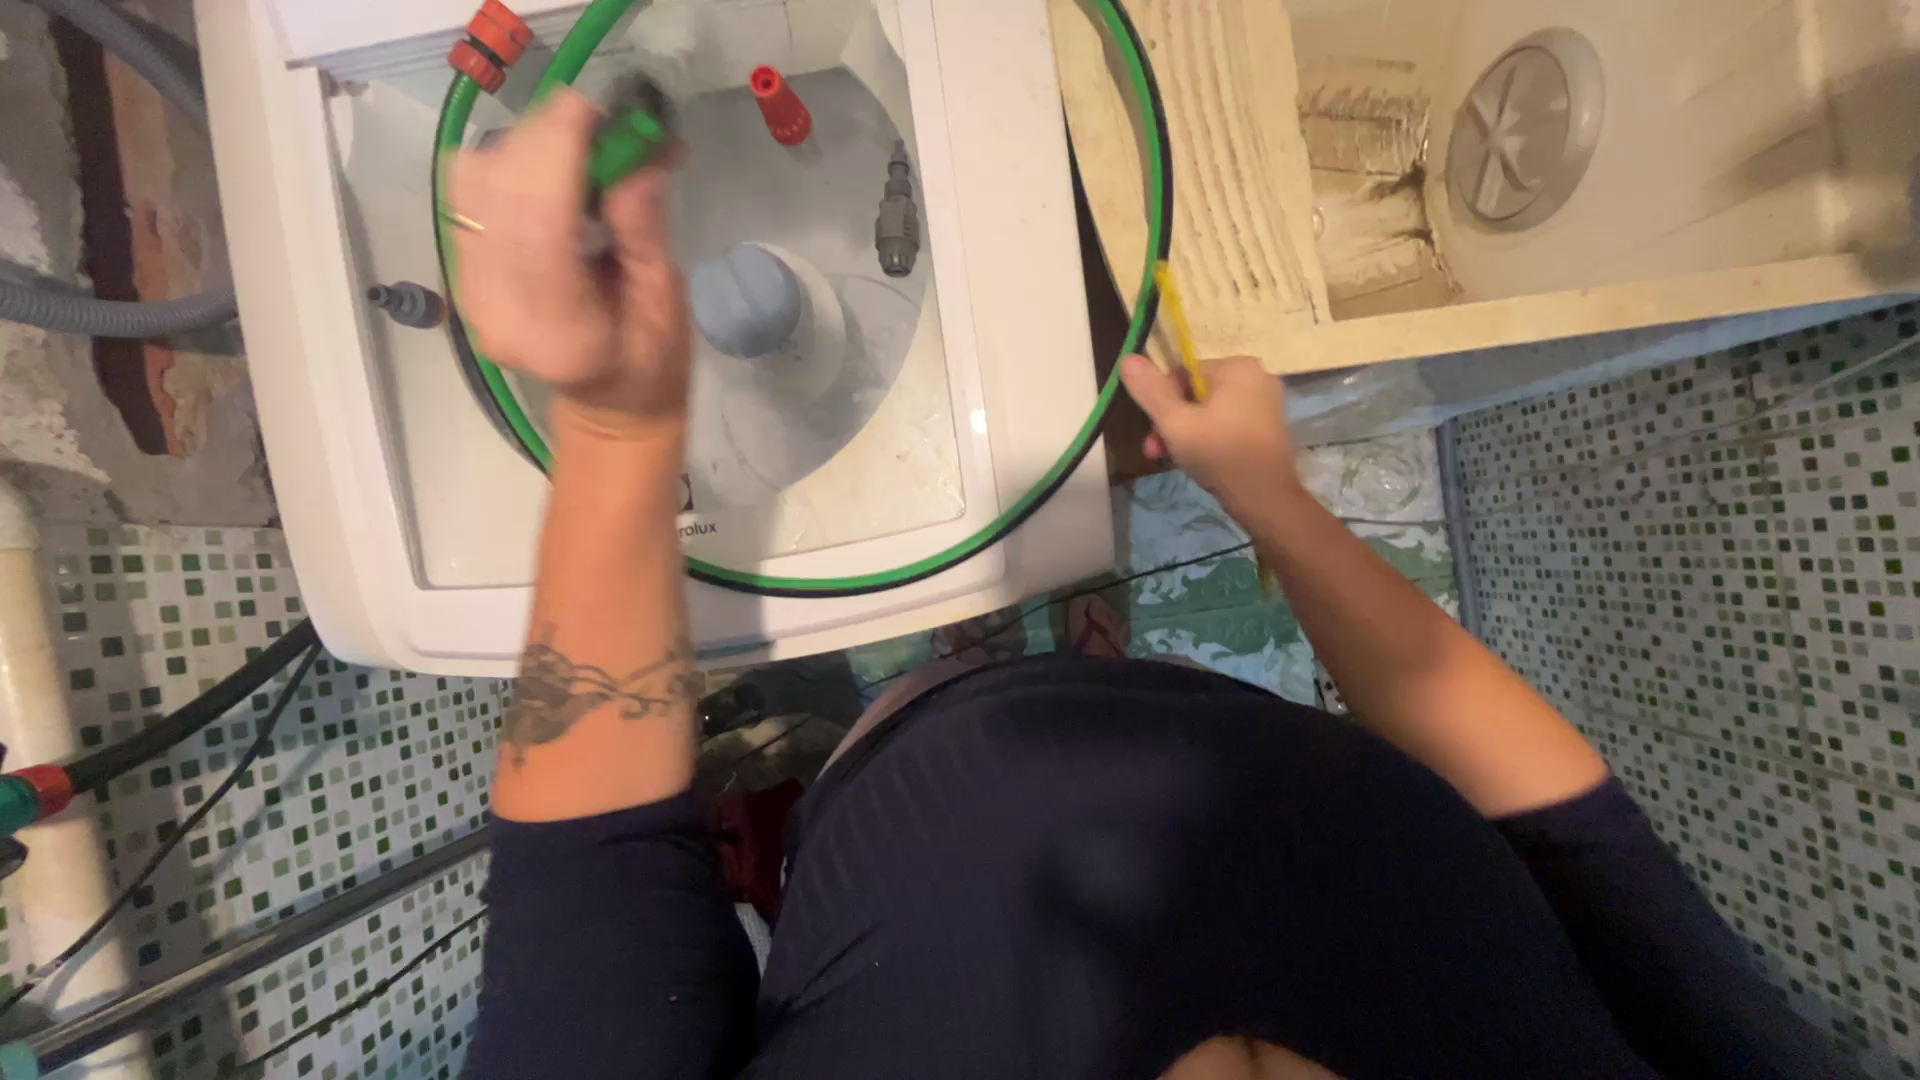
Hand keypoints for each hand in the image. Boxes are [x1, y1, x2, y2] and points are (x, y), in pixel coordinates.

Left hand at [448, 90, 689, 431]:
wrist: (611, 404)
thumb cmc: (652, 364)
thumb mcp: (667, 305)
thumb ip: (643, 231)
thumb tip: (635, 155)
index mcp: (557, 330)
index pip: (537, 220)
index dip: (559, 150)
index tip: (598, 109)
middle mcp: (496, 308)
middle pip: (497, 190)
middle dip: (547, 137)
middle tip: (602, 124)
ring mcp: (469, 290)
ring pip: (472, 181)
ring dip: (525, 146)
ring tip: (579, 152)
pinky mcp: (461, 271)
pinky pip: (468, 193)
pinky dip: (509, 165)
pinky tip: (550, 174)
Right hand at [1118, 354, 1302, 516]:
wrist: (1265, 497)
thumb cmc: (1219, 453)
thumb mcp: (1174, 422)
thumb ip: (1149, 390)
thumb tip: (1128, 358)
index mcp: (1237, 367)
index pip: (1182, 374)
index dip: (1162, 402)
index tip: (1154, 432)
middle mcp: (1256, 376)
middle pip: (1194, 394)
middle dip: (1171, 423)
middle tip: (1157, 451)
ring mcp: (1265, 402)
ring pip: (1208, 412)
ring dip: (1185, 434)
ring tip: (1174, 459)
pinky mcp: (1267, 426)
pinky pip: (1226, 424)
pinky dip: (1208, 439)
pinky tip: (1199, 460)